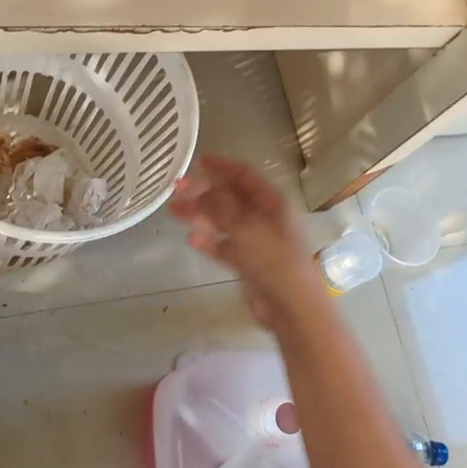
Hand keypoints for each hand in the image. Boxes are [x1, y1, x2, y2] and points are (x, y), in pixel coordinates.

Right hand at [170, 155, 327, 328]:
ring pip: (225, 222)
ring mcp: (256, 242)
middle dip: (204, 191)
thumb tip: (198, 190)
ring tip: (175, 212)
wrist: (291, 306)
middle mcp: (265, 218)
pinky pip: (225, 247)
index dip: (222, 166)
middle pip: (231, 198)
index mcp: (272, 202)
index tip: (198, 161)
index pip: (244, 175)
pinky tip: (191, 240)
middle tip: (177, 188)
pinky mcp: (248, 264)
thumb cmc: (274, 260)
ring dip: (201, 215)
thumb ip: (220, 206)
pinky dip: (209, 242)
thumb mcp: (246, 227)